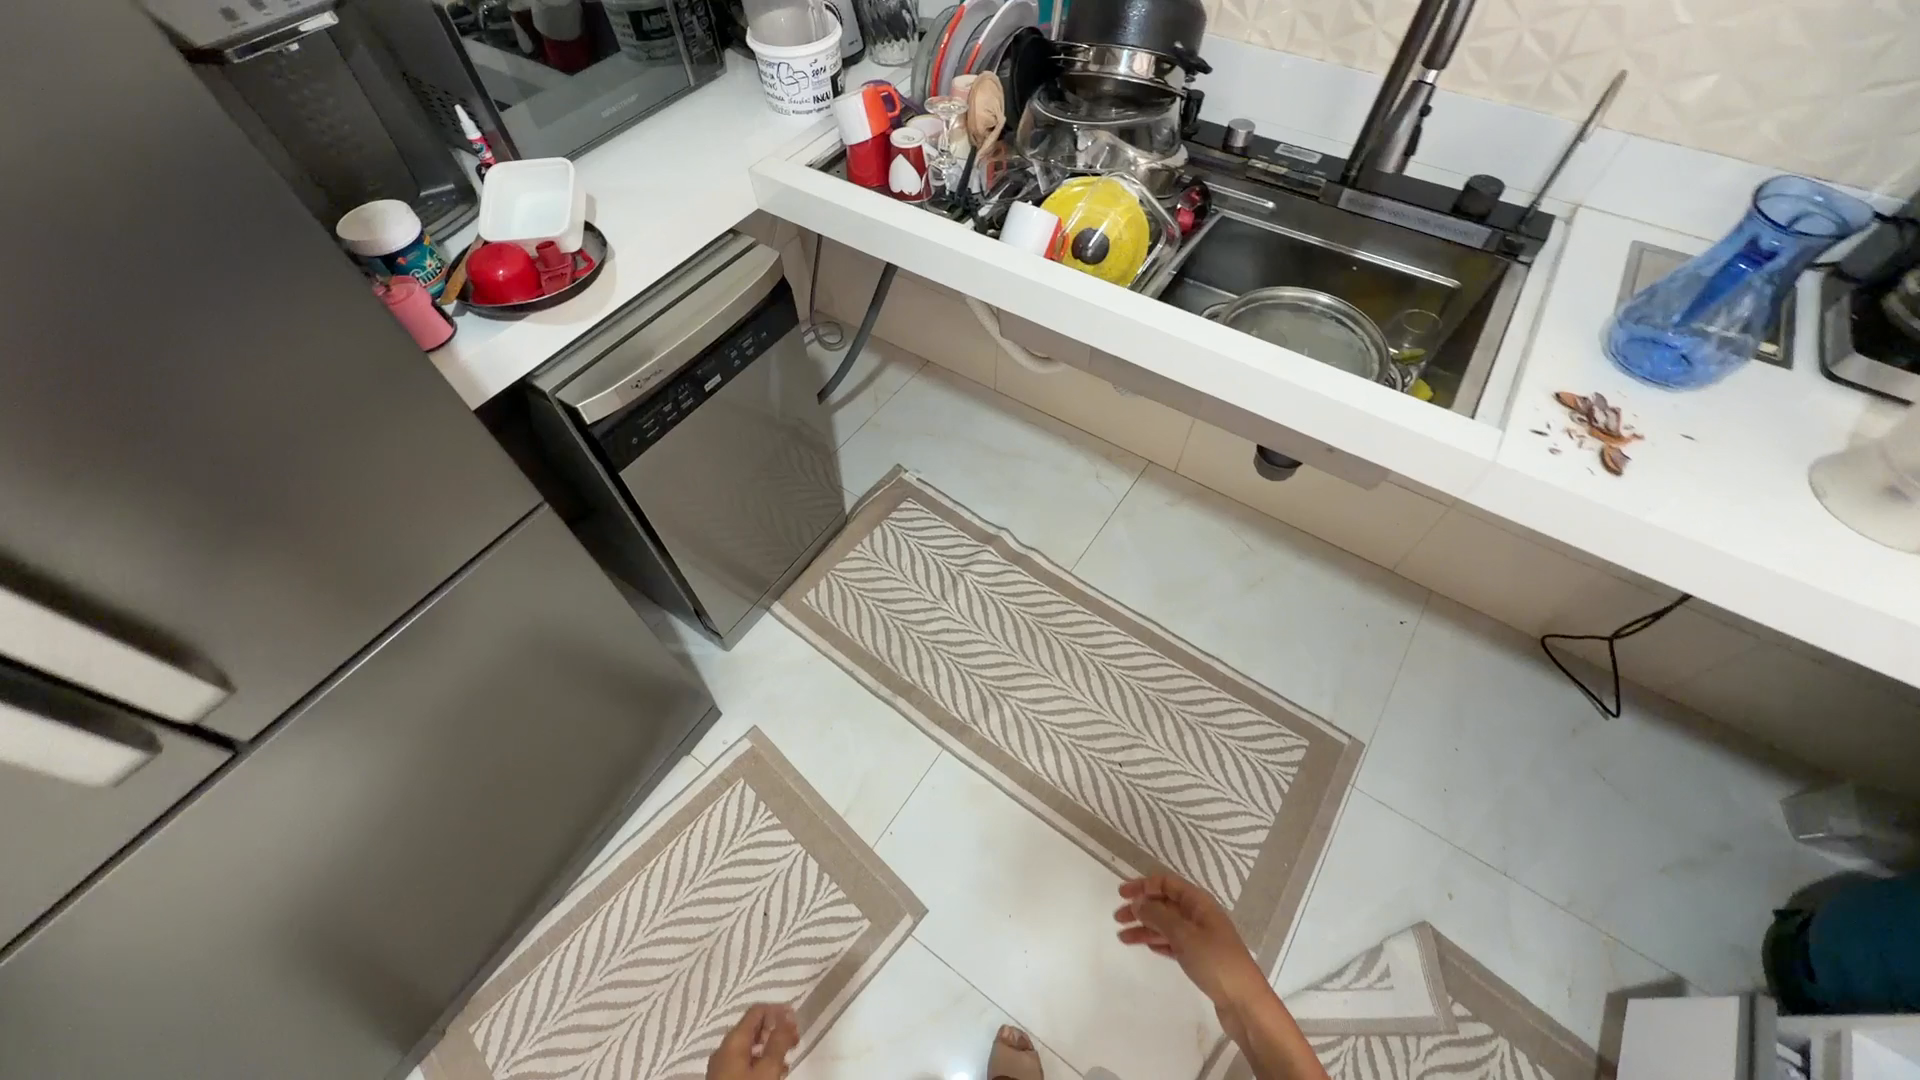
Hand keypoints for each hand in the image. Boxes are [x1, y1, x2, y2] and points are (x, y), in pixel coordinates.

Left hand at [705, 1004, 798, 1079]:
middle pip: (752, 1028)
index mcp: (733, 1041)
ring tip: (788, 1059)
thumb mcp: (768, 1069)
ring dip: (770, 1047)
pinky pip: (744, 1062)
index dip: (778, 1011)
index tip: (797, 1020)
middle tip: (795, 1040)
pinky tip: (774, 1073)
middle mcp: (724, 1049)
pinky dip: (761, 1061)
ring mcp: (722, 1067)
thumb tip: (789, 1015)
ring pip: (749, 1047)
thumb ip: (779, 1040)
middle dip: (775, 1030)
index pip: (757, 1011)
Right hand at [1114, 874, 1266, 1010]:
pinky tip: (1146, 946)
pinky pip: (1173, 942)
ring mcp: (1200, 937)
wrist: (1245, 1002)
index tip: (1121, 894)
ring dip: (1145, 927)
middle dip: (1140, 908)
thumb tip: (1137, 902)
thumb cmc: (1215, 961)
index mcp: (1198, 902)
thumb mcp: (1183, 934)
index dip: (1143, 885)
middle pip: (1164, 904)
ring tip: (1123, 937)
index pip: (1166, 883)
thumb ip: (1158, 915)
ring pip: (1166, 925)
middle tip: (1118, 918)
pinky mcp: (1200, 957)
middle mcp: (1199, 915)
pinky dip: (1158, 942)